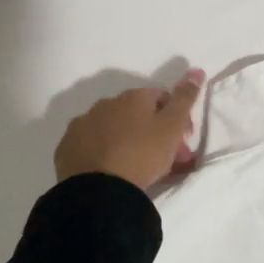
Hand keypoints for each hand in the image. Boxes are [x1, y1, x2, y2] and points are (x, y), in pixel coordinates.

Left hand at [53, 68, 204, 191]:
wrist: (98, 192)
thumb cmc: (142, 154)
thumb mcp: (172, 127)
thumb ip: (185, 97)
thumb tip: (196, 70)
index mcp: (133, 97)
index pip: (163, 97)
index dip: (177, 118)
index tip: (183, 141)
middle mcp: (105, 104)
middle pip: (138, 114)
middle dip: (154, 132)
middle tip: (165, 159)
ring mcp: (82, 125)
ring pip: (114, 129)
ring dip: (128, 141)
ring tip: (137, 167)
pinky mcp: (67, 148)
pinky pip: (92, 145)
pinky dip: (104, 152)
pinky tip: (112, 170)